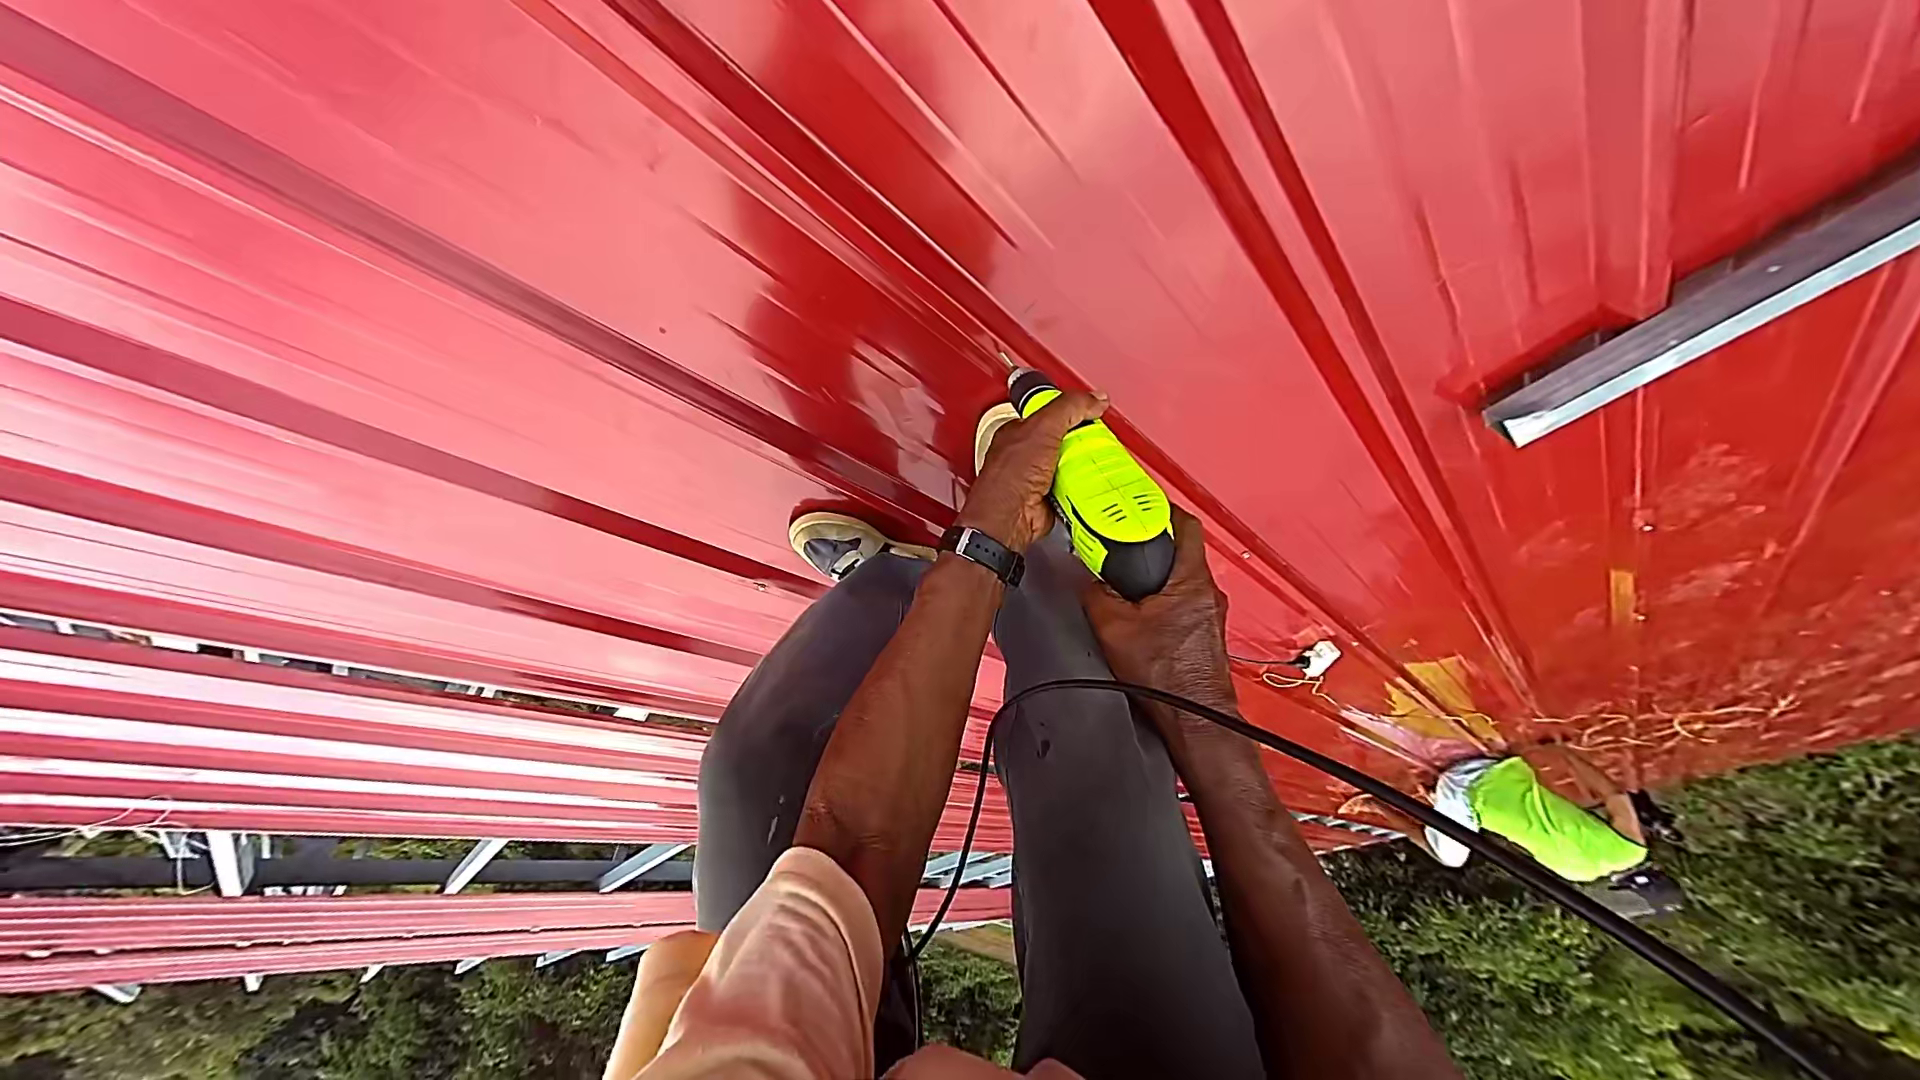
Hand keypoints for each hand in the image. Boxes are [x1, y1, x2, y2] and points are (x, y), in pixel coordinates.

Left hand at [956, 389, 1106, 552]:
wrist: (1009, 520)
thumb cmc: (1008, 479)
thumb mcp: (1042, 429)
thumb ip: (1068, 408)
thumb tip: (1095, 398)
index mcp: (1019, 432)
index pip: (1051, 412)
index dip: (1072, 409)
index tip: (1092, 410)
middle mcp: (1027, 454)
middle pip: (1065, 439)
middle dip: (1083, 440)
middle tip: (1095, 441)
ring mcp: (1039, 478)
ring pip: (1073, 464)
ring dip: (1085, 465)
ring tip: (1093, 463)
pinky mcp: (1051, 498)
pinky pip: (1076, 487)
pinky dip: (1085, 487)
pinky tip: (1087, 484)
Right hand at [1081, 507, 1257, 777]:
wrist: (1192, 717)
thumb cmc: (1166, 676)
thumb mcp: (1114, 627)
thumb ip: (1096, 593)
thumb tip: (1085, 576)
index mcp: (1192, 581)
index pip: (1186, 525)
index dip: (1163, 508)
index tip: (1143, 503)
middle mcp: (1208, 593)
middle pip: (1183, 550)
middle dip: (1154, 542)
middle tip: (1126, 539)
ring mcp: (1209, 613)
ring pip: (1182, 577)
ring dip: (1158, 572)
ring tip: (1129, 575)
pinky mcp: (1204, 631)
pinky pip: (1184, 599)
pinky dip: (1163, 595)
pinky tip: (1141, 610)